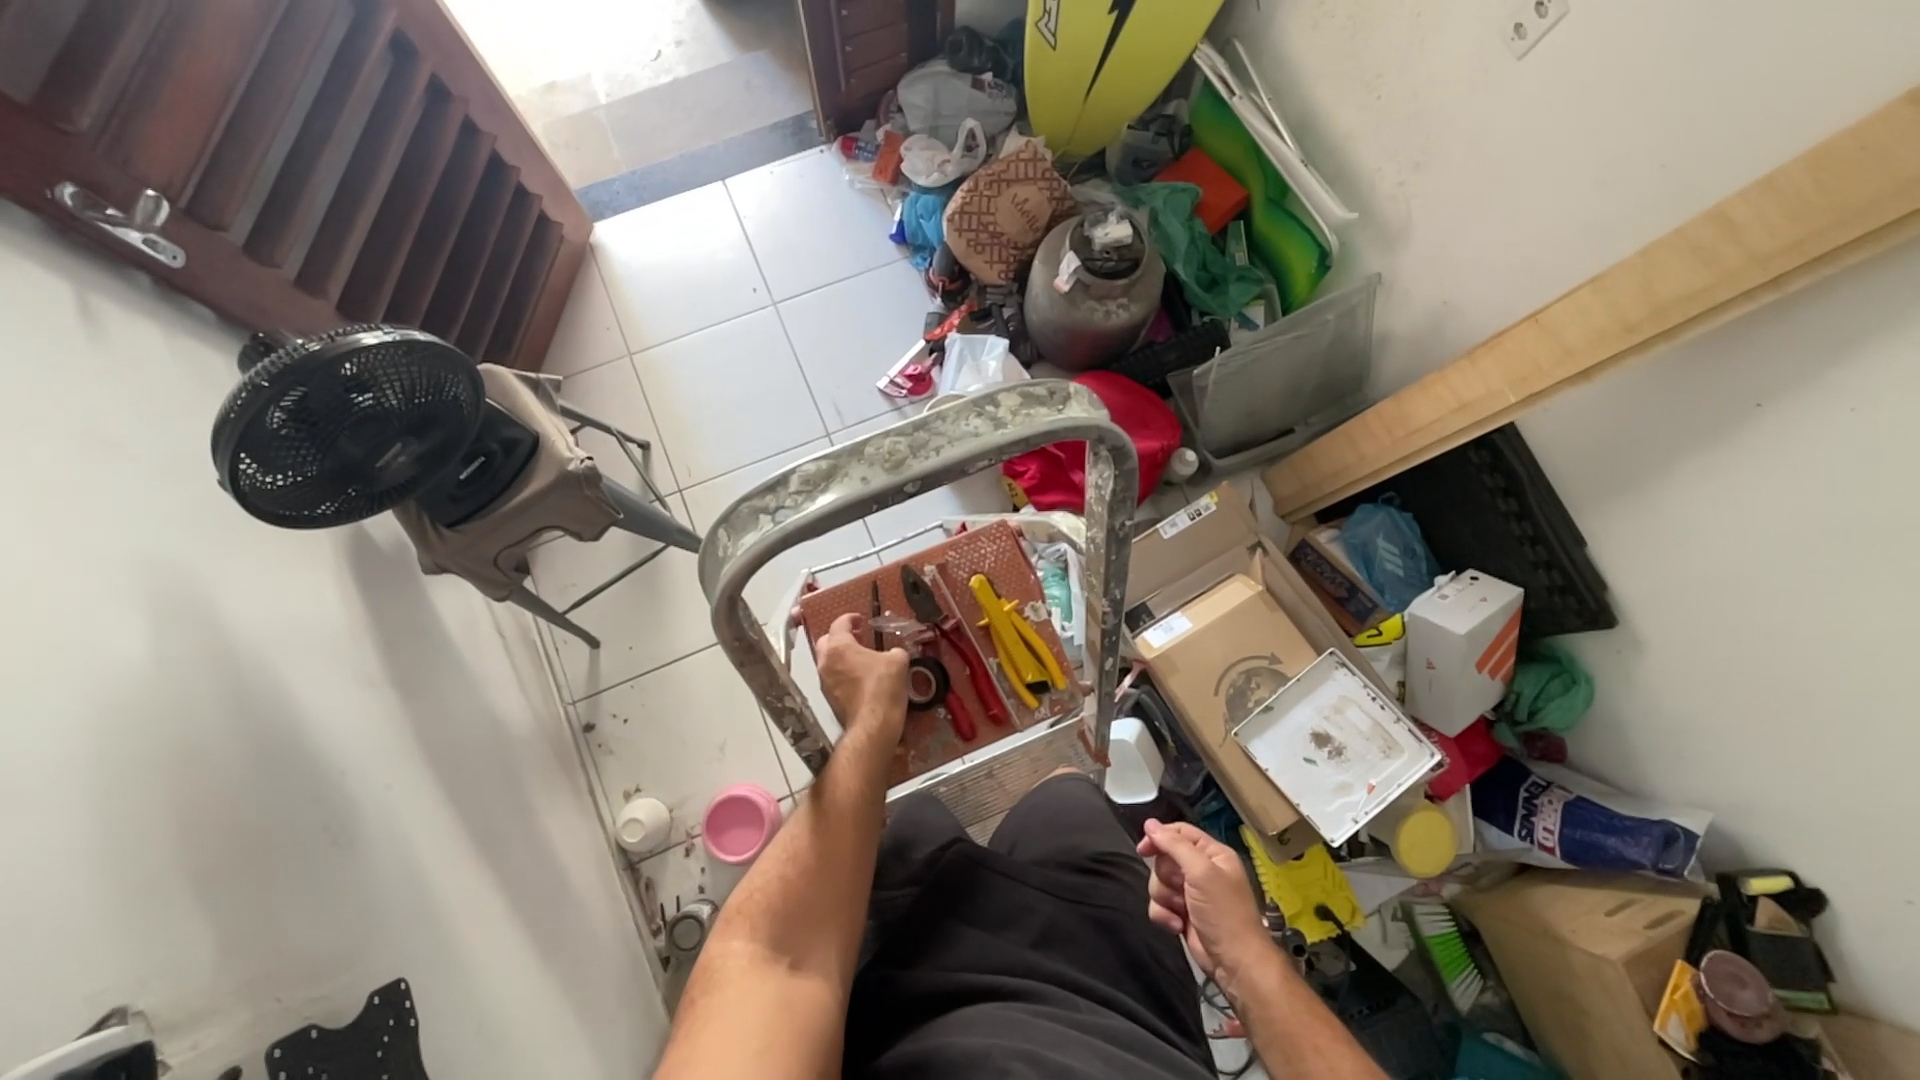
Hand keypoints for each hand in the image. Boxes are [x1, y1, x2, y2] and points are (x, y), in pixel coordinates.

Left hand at [812, 613, 909, 737]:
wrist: (873, 724)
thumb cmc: (883, 686)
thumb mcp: (897, 661)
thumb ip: (894, 651)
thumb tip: (894, 653)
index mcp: (838, 647)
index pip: (839, 623)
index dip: (850, 618)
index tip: (861, 619)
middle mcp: (825, 662)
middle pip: (827, 641)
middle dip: (840, 636)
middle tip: (858, 637)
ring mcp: (824, 681)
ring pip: (828, 661)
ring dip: (841, 656)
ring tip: (860, 657)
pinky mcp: (829, 698)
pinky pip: (833, 677)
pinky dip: (842, 672)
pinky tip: (859, 677)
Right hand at [1137, 820, 1277, 994]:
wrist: (1233, 962)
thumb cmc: (1224, 913)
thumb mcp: (1201, 872)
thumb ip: (1174, 845)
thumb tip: (1150, 823)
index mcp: (1213, 854)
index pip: (1179, 833)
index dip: (1159, 837)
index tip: (1143, 849)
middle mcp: (1202, 870)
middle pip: (1165, 859)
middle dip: (1166, 877)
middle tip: (1179, 888)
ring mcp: (1191, 893)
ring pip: (1159, 883)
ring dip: (1165, 898)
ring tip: (1181, 911)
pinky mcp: (1182, 914)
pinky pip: (1159, 905)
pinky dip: (1164, 915)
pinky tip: (1177, 925)